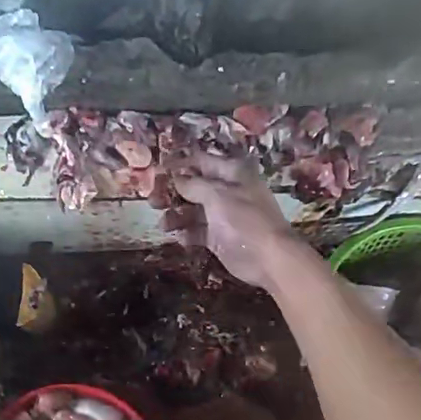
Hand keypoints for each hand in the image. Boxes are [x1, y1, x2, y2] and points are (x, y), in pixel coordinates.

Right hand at [163, 151, 295, 289]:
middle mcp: (228, 191)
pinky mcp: (220, 238)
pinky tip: (178, 238)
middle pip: (195, 187)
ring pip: (194, 211)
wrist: (269, 258)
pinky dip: (188, 234)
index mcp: (233, 173)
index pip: (202, 161)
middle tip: (152, 200)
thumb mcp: (217, 196)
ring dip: (177, 216)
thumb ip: (194, 185)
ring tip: (162, 224)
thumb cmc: (245, 221)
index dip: (180, 164)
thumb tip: (177, 177)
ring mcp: (224, 216)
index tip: (158, 168)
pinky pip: (199, 232)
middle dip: (173, 193)